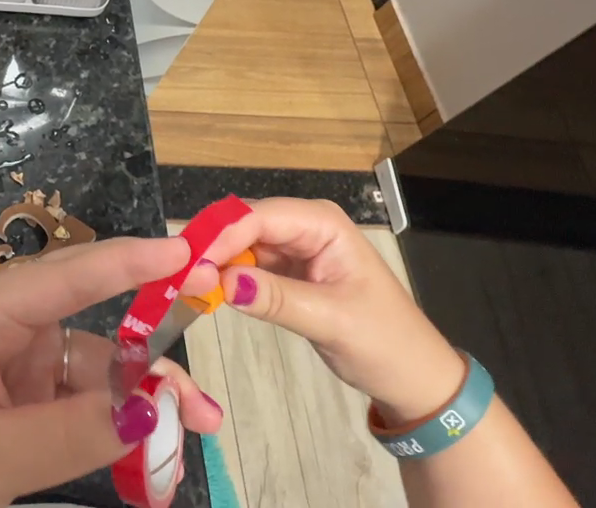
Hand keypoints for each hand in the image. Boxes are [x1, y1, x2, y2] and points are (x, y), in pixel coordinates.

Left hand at [0, 237, 222, 507]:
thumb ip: (72, 432)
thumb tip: (155, 410)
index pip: (67, 276)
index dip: (127, 261)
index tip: (184, 253)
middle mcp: (7, 328)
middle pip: (93, 322)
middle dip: (152, 351)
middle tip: (205, 390)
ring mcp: (17, 368)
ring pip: (97, 371)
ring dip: (144, 402)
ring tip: (195, 435)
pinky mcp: (22, 405)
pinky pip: (84, 407)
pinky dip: (120, 429)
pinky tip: (153, 457)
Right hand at [190, 198, 464, 423]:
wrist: (415, 380)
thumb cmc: (386, 343)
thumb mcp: (332, 321)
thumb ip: (276, 298)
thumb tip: (221, 283)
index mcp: (322, 223)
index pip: (258, 216)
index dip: (221, 235)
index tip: (190, 263)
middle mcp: (303, 226)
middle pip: (243, 224)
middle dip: (211, 245)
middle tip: (180, 275)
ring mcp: (294, 248)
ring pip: (239, 244)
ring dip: (213, 262)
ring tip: (185, 284)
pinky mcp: (286, 272)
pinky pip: (246, 266)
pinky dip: (225, 277)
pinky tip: (205, 290)